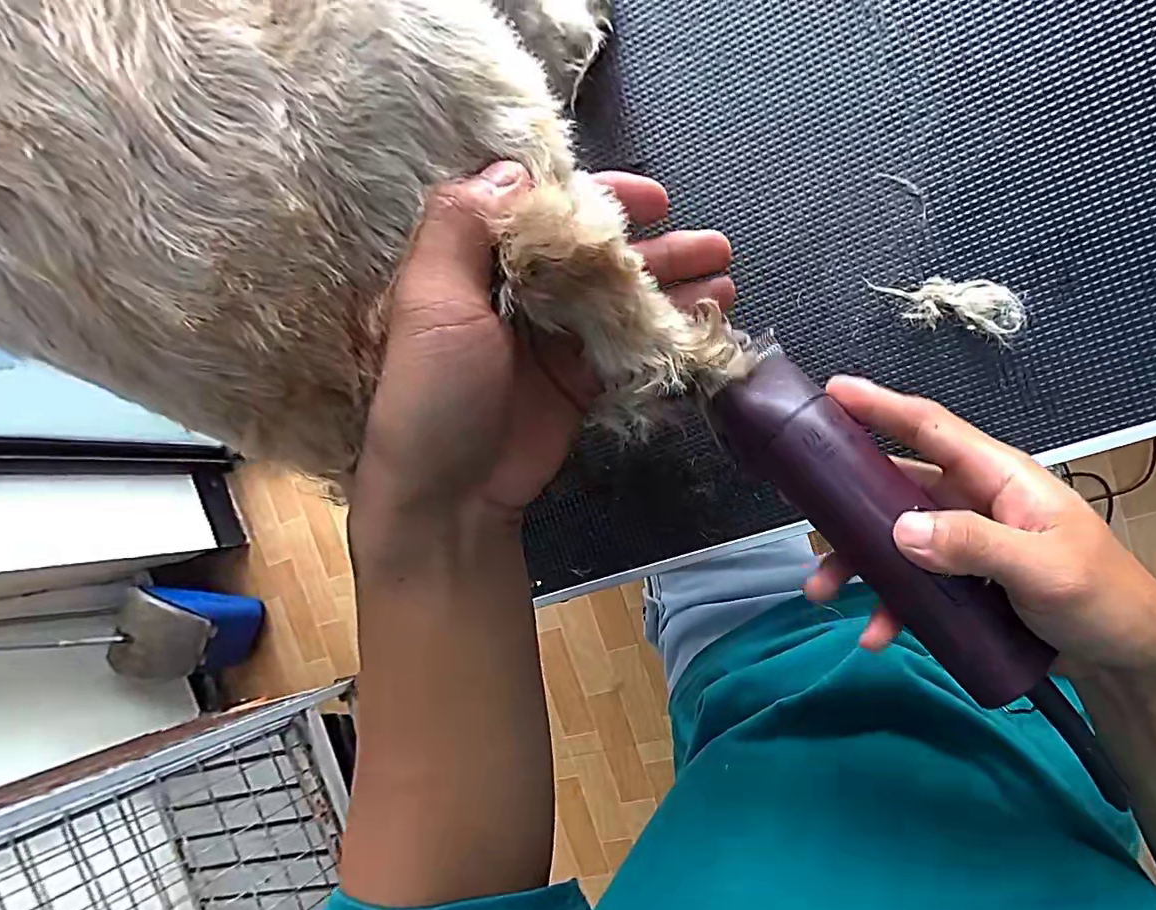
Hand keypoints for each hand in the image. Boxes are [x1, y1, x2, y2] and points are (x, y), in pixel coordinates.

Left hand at [350, 162, 735, 531]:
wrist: (452, 494)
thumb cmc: (433, 394)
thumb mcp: (431, 300)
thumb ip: (466, 227)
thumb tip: (516, 170)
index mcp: (483, 264)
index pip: (552, 214)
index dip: (605, 201)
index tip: (655, 201)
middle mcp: (526, 297)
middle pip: (603, 260)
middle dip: (661, 251)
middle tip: (715, 247)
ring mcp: (560, 343)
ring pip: (626, 305)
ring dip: (676, 292)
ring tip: (724, 284)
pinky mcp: (583, 384)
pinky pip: (632, 351)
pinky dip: (666, 338)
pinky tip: (702, 329)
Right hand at [803, 376, 1155, 676]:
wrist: (1127, 659)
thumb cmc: (1103, 599)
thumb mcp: (1045, 570)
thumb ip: (975, 545)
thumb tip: (901, 530)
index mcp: (999, 479)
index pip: (933, 429)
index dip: (882, 406)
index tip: (833, 393)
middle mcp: (974, 503)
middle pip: (899, 488)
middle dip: (849, 504)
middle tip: (803, 514)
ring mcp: (966, 545)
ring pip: (896, 541)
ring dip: (860, 564)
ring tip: (825, 591)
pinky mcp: (962, 584)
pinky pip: (914, 586)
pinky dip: (891, 606)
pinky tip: (877, 634)